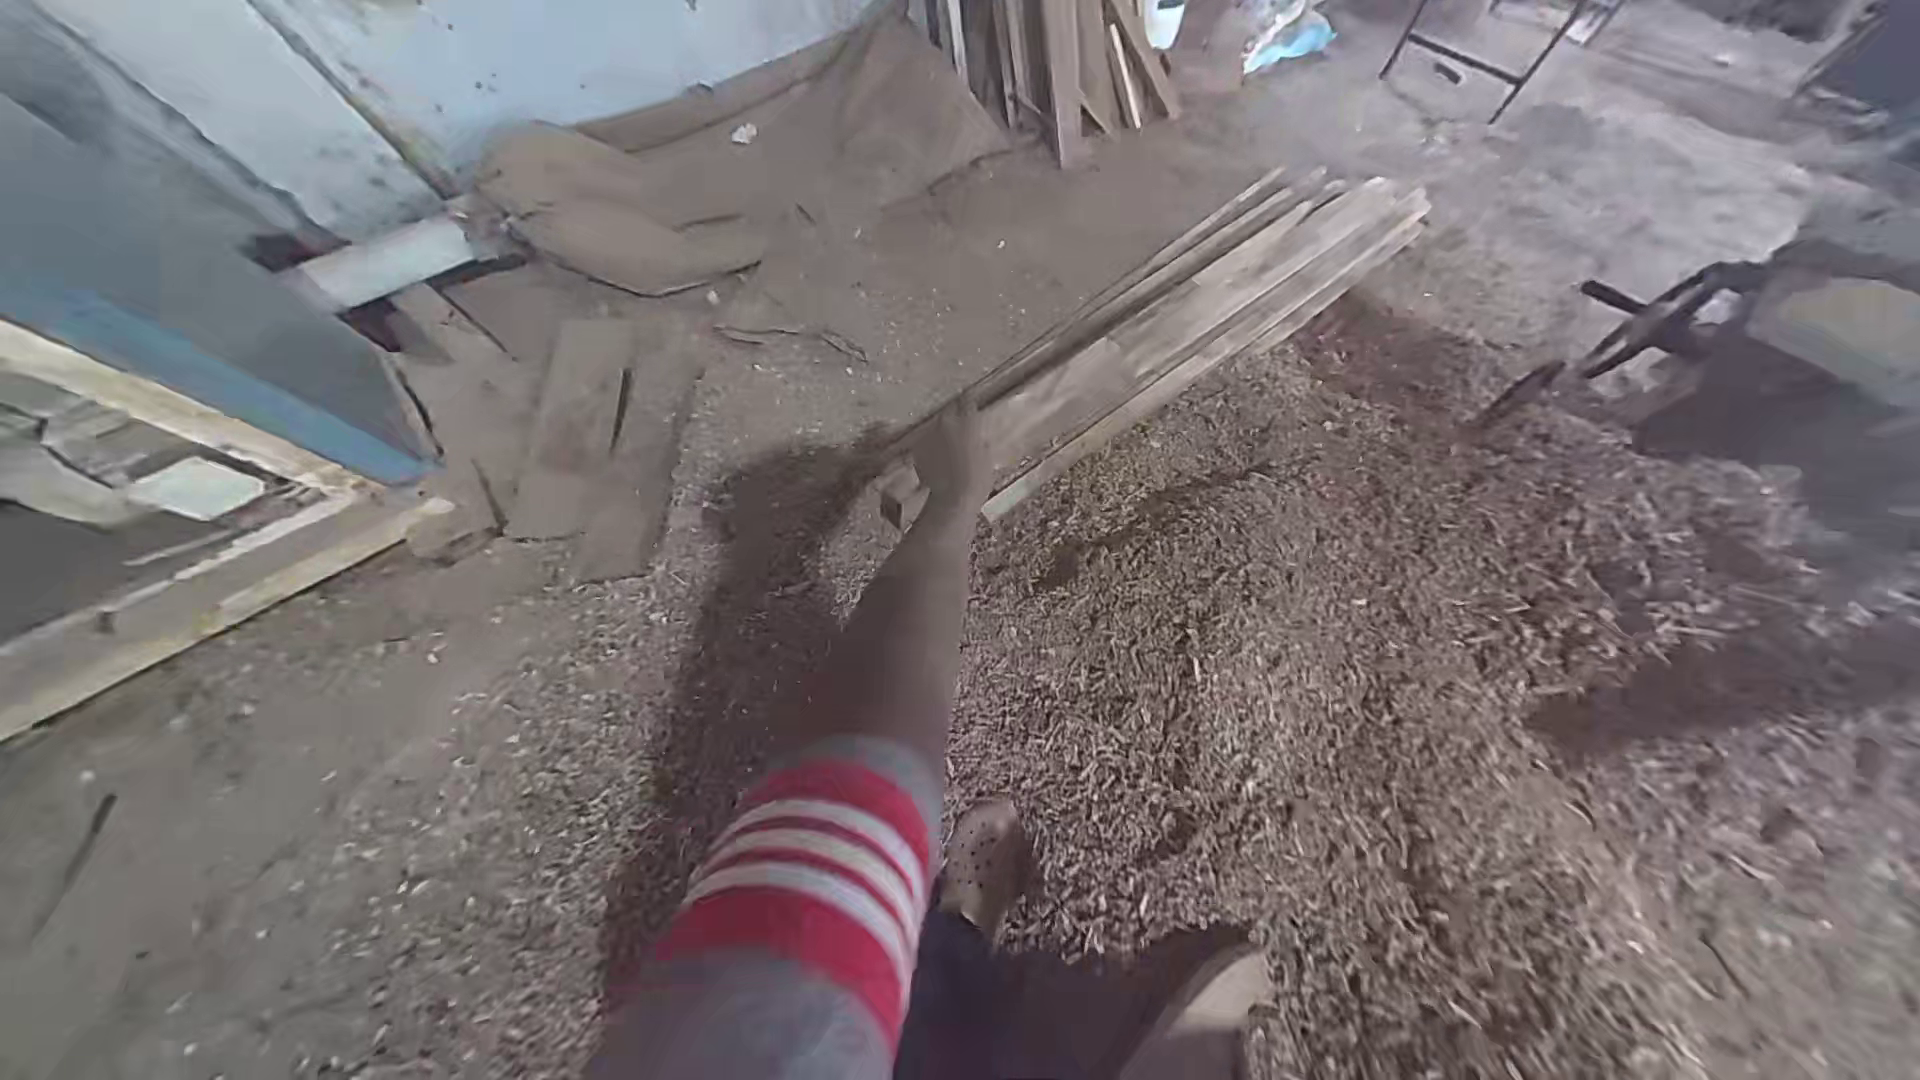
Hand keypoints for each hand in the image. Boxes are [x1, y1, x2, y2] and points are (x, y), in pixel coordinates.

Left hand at [913, 396, 990, 513]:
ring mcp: (929, 435)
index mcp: (967, 422)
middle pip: (948, 411)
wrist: (952, 498)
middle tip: (960, 427)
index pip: (967, 401)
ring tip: (948, 447)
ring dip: (941, 432)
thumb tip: (976, 436)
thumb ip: (979, 440)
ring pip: (936, 427)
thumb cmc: (977, 480)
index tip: (969, 402)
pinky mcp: (918, 449)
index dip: (968, 402)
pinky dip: (931, 447)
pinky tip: (938, 460)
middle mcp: (946, 423)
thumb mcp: (986, 456)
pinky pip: (926, 442)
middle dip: (953, 416)